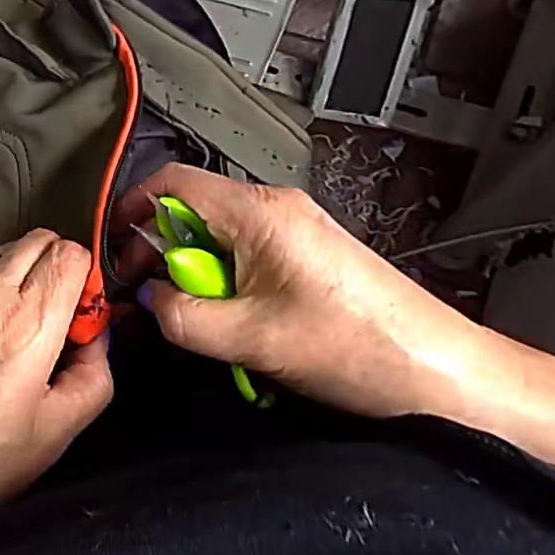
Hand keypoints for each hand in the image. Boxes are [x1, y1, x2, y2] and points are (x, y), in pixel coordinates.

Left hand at [0, 229, 113, 554]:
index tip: (84, 316)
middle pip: (43, 239)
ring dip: (27, 275)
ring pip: (9, 251)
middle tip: (59, 316)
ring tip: (21, 329)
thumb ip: (95, 376)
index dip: (88, 281)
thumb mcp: (55, 433)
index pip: (72, 254)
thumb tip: (96, 341)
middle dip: (61, 267)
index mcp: (27, 327)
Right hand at [118, 164, 487, 419]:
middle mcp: (277, 208)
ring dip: (202, 278)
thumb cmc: (358, 347)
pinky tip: (245, 325)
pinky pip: (249, 255)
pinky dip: (231, 285)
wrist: (439, 370)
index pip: (174, 184)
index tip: (115, 245)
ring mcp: (296, 228)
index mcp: (259, 213)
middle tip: (155, 299)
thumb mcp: (251, 339)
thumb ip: (182, 317)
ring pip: (220, 239)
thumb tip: (150, 300)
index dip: (134, 208)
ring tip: (213, 324)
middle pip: (194, 212)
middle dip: (166, 254)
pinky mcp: (308, 252)